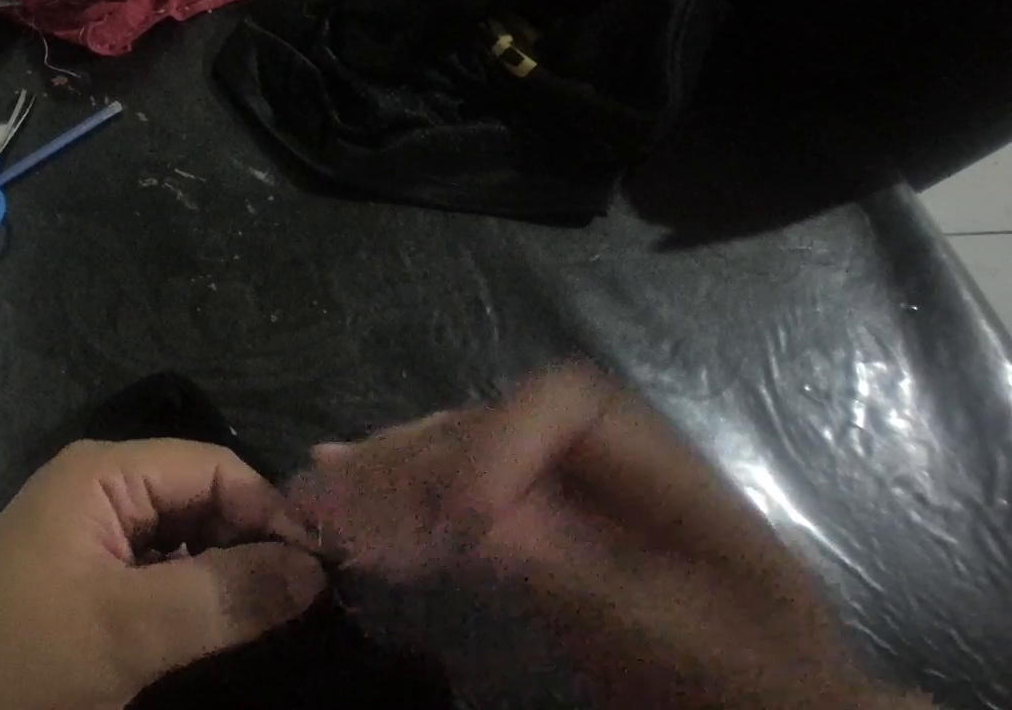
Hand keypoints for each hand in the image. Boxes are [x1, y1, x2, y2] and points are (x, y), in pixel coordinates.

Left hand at [0, 439, 325, 709]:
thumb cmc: (27, 661)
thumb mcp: (129, 631)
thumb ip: (223, 595)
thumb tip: (313, 570)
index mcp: (102, 472)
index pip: (210, 467)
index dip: (267, 512)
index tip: (319, 574)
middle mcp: (98, 483)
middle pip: (197, 493)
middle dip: (248, 539)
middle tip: (299, 601)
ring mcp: (89, 524)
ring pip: (181, 529)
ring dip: (223, 566)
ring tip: (268, 613)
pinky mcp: (85, 565)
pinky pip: (156, 560)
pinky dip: (191, 586)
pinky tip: (216, 620)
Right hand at [290, 364, 930, 709]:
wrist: (764, 709)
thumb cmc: (748, 684)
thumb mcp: (685, 646)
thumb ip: (590, 582)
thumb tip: (476, 522)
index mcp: (664, 472)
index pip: (568, 405)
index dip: (501, 440)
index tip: (458, 514)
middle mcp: (601, 460)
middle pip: (490, 423)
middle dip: (414, 455)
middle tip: (338, 483)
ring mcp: (561, 487)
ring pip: (456, 449)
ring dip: (387, 466)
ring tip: (321, 481)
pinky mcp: (528, 521)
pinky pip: (448, 490)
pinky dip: (393, 492)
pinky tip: (342, 487)